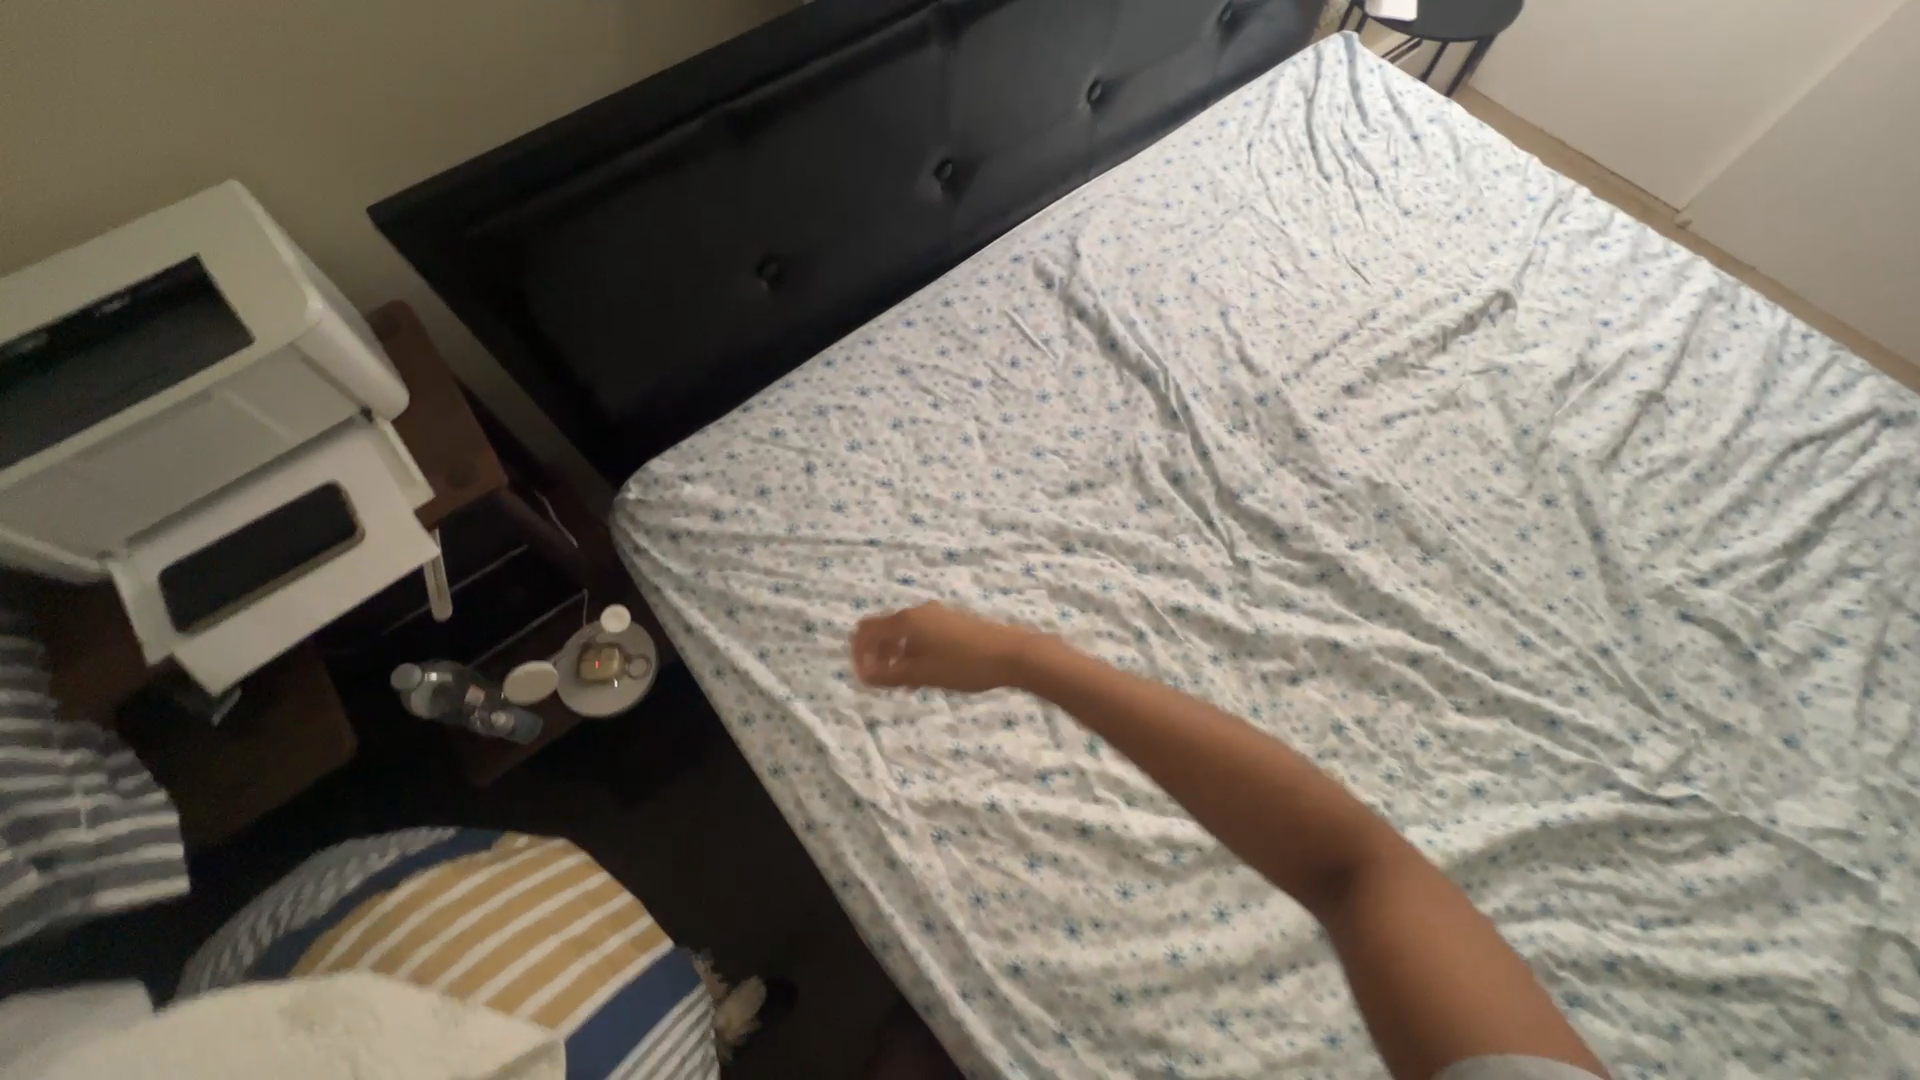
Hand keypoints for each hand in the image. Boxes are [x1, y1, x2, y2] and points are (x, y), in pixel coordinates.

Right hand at [849, 602, 1038, 692]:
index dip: (858, 654)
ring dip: (897, 657)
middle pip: (884, 630)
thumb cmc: (964, 665)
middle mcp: (919, 612)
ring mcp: (937, 615)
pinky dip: (914, 653)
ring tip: (905, 684)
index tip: (864, 678)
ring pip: (904, 634)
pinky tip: (925, 675)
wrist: (1011, 653)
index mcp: (907, 621)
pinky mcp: (952, 623)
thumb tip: (863, 675)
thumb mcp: (922, 674)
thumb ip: (888, 675)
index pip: (867, 630)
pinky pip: (921, 635)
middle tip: (883, 683)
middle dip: (878, 656)